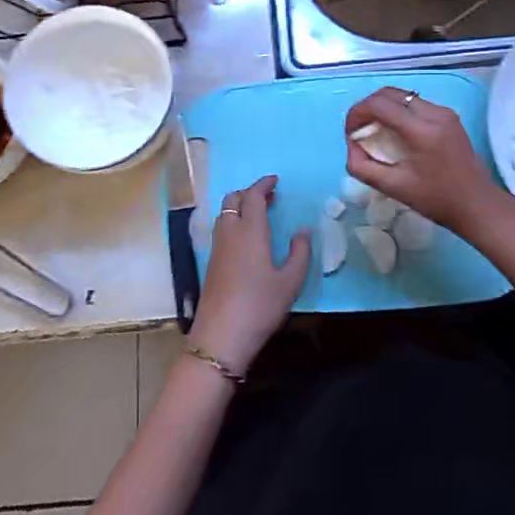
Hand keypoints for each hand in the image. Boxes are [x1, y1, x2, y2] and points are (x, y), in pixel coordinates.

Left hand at [189, 175, 310, 374]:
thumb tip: (303, 230)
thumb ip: (300, 253)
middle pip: (233, 199)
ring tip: (260, 215)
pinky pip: (221, 228)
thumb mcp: (290, 282)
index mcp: (250, 231)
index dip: (263, 184)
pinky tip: (247, 237)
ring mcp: (217, 246)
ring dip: (239, 206)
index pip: (253, 196)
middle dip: (249, 192)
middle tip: (269, 197)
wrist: (222, 333)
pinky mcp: (211, 261)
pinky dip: (233, 220)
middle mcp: (229, 232)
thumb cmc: (260, 305)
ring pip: (224, 213)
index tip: (275, 181)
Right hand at [345, 87, 507, 236]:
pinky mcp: (450, 117)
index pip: (379, 105)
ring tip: (374, 131)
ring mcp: (445, 113)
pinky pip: (415, 104)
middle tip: (359, 130)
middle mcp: (435, 114)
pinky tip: (395, 133)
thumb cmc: (436, 199)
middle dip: (368, 107)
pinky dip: (398, 112)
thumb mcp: (392, 187)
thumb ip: (362, 166)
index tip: (350, 132)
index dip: (357, 113)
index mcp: (421, 131)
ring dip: (383, 108)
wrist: (478, 206)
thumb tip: (352, 146)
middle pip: (390, 93)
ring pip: (403, 96)